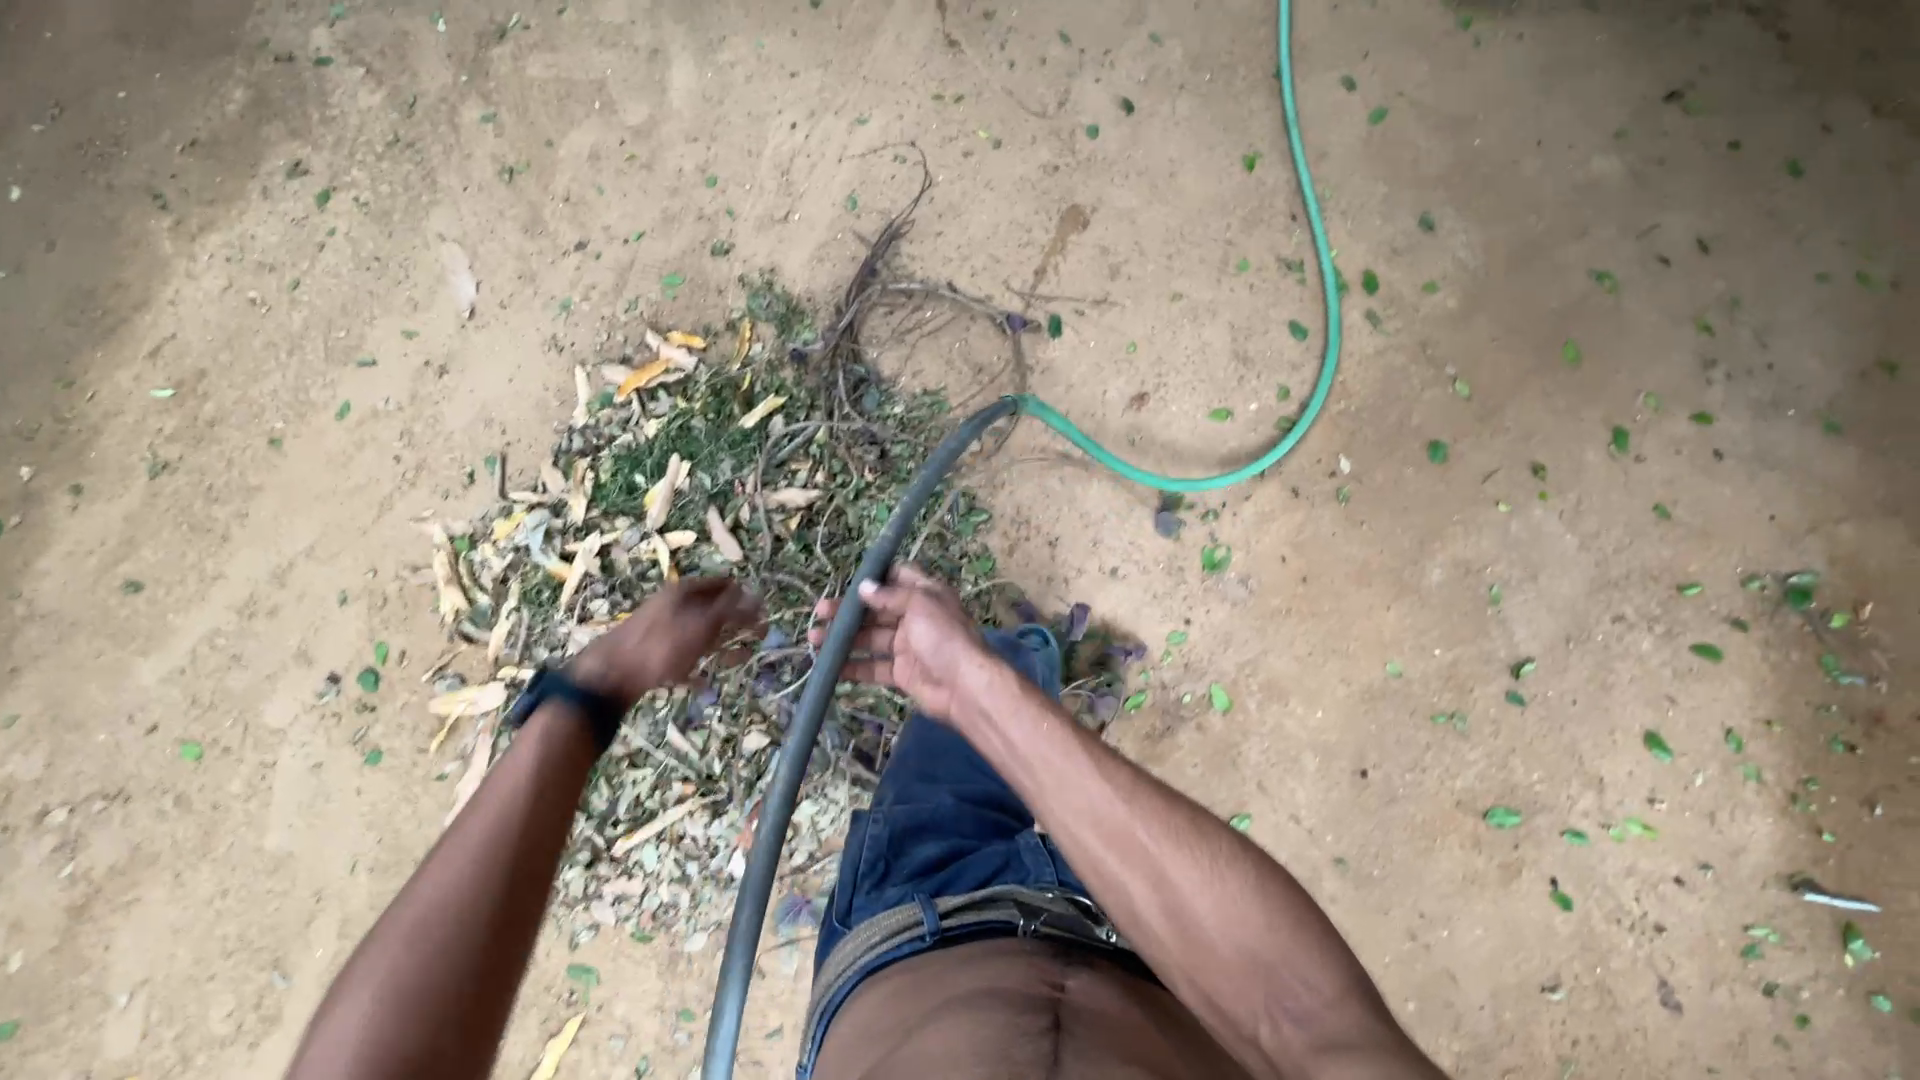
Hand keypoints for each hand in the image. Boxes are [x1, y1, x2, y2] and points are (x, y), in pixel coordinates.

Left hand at [567, 577, 762, 708]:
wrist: (611, 675)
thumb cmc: (661, 644)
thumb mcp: (701, 623)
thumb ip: (729, 609)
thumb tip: (755, 595)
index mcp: (683, 592)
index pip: (721, 584)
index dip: (743, 593)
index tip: (763, 607)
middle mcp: (673, 608)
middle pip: (712, 610)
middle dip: (737, 622)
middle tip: (760, 633)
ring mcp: (663, 633)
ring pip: (701, 636)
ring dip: (723, 646)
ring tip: (744, 657)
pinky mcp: (655, 659)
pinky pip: (684, 661)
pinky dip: (699, 670)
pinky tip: (709, 683)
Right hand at [809, 563, 992, 721]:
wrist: (965, 686)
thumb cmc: (944, 636)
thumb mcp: (920, 604)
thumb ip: (890, 596)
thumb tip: (864, 588)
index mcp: (925, 595)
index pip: (898, 577)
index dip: (874, 578)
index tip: (848, 582)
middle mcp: (915, 617)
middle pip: (877, 611)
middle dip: (849, 613)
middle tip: (820, 614)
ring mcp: (908, 646)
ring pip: (870, 639)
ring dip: (844, 639)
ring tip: (815, 640)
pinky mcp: (902, 673)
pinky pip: (874, 667)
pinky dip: (853, 667)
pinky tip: (831, 667)